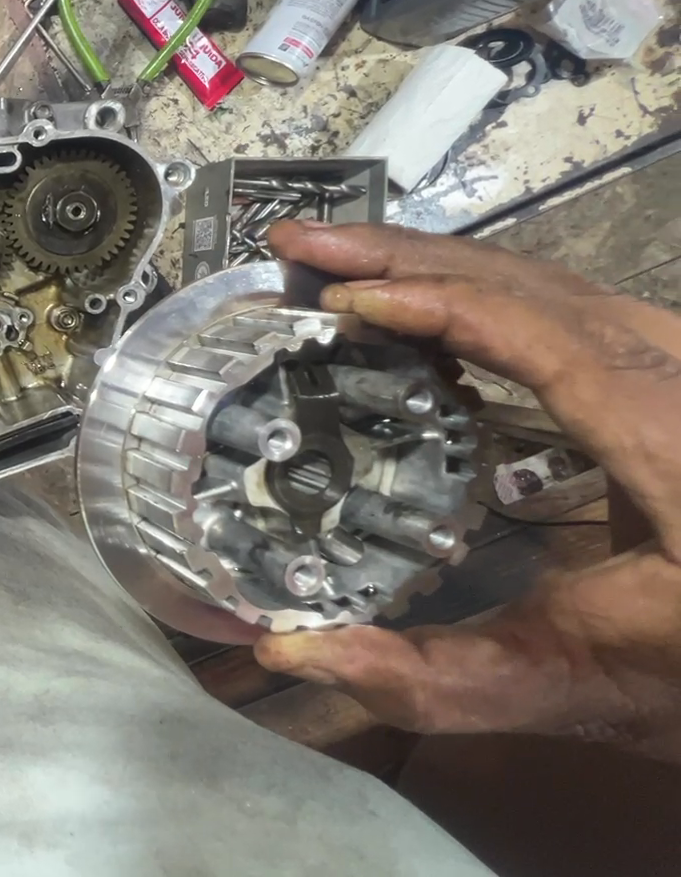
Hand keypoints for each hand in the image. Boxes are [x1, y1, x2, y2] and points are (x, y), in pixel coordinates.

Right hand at [253, 221, 680, 761]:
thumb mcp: (577, 688)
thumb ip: (435, 680)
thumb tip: (287, 651)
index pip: (558, 344)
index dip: (443, 307)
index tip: (341, 298)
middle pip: (544, 284)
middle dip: (405, 253)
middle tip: (299, 242)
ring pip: (553, 283)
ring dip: (427, 261)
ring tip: (332, 258)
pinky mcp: (666, 380)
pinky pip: (560, 306)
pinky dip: (465, 289)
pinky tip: (407, 301)